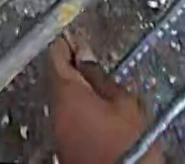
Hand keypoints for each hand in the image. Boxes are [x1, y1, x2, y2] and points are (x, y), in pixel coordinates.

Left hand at [46, 36, 164, 163]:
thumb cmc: (128, 145)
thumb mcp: (124, 104)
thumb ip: (100, 76)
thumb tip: (84, 53)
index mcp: (66, 94)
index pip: (57, 55)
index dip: (68, 42)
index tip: (81, 36)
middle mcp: (56, 112)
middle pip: (59, 78)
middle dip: (75, 67)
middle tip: (97, 62)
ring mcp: (59, 133)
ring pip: (65, 99)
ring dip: (81, 89)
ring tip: (105, 88)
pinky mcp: (67, 149)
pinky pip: (71, 118)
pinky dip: (83, 109)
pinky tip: (102, 112)